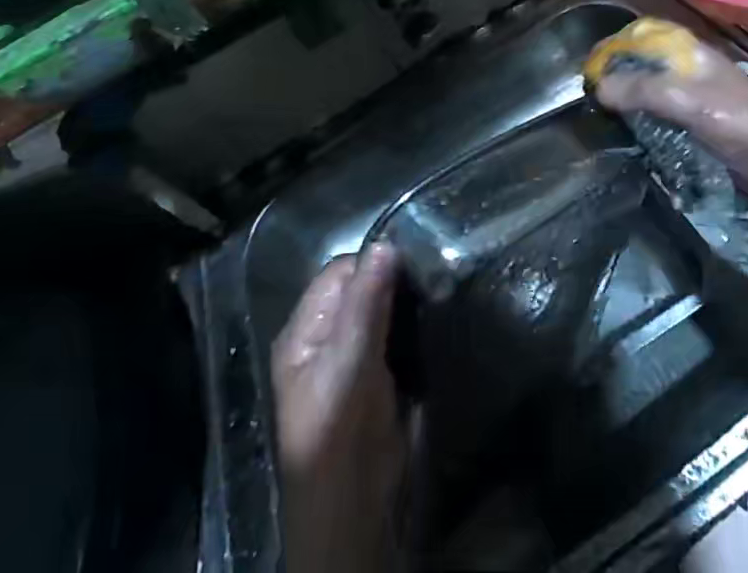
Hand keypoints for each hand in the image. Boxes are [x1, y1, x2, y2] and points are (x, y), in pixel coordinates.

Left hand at [271, 243, 404, 572]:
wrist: (353, 501)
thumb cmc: (337, 429)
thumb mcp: (347, 365)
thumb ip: (365, 307)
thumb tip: (385, 246)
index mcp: (305, 331)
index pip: (340, 273)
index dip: (374, 262)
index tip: (416, 257)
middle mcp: (326, 338)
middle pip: (362, 289)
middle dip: (395, 279)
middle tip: (436, 271)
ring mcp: (355, 357)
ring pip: (383, 309)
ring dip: (408, 300)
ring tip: (441, 288)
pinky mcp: (382, 373)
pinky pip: (398, 333)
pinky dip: (415, 323)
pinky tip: (437, 317)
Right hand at [591, 34, 747, 188]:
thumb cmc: (735, 120)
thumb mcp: (685, 100)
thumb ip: (642, 90)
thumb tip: (598, 86)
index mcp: (691, 53)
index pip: (647, 34)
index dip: (618, 43)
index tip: (590, 63)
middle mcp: (692, 69)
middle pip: (647, 62)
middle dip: (619, 73)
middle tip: (590, 92)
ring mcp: (696, 97)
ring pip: (654, 89)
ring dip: (630, 98)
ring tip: (602, 112)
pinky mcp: (699, 123)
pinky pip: (663, 114)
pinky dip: (644, 118)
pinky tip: (628, 130)